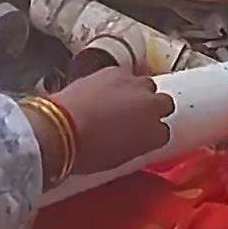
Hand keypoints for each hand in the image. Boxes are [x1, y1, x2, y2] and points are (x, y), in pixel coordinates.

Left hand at [49, 66, 174, 175]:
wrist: (63, 128)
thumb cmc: (88, 152)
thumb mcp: (120, 158)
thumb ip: (136, 143)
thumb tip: (134, 137)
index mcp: (155, 134)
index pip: (164, 132)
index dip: (151, 132)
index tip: (141, 135)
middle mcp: (152, 105)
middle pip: (163, 102)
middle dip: (152, 108)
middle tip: (135, 115)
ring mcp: (135, 84)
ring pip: (146, 85)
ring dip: (138, 92)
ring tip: (120, 101)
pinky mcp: (116, 70)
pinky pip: (125, 75)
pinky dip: (118, 82)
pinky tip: (104, 91)